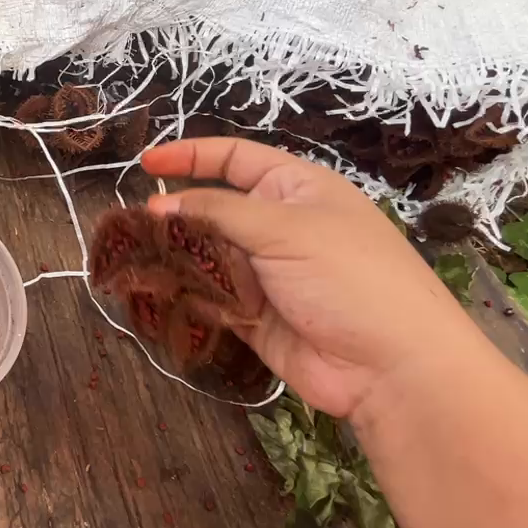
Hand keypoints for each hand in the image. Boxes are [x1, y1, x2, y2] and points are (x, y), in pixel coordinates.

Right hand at [141, 137, 481, 419]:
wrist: (393, 370)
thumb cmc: (350, 279)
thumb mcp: (284, 229)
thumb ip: (215, 211)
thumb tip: (155, 205)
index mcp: (296, 190)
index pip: (234, 158)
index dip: (189, 156)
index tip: (144, 163)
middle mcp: (277, 225)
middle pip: (210, 206)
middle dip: (173, 212)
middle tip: (134, 222)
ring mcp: (262, 270)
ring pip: (202, 250)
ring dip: (172, 252)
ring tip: (137, 256)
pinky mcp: (248, 311)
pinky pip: (204, 291)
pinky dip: (181, 289)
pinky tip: (156, 287)